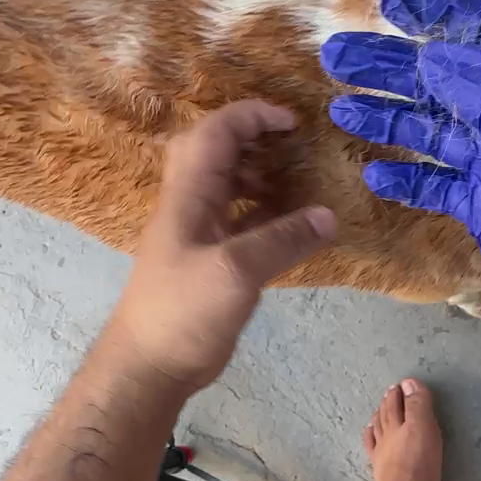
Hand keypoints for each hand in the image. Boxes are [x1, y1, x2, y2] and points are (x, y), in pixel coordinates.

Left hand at [108, 101, 336, 389]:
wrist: (151, 364)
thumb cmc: (184, 311)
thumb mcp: (237, 271)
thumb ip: (284, 240)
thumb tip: (329, 216)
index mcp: (188, 195)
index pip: (215, 133)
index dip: (251, 117)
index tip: (292, 122)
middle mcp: (190, 206)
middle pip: (214, 151)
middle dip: (251, 138)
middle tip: (290, 144)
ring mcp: (197, 235)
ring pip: (226, 187)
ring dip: (257, 175)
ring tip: (293, 183)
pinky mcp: (209, 263)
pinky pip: (238, 223)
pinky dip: (263, 215)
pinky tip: (289, 228)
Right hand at [320, 0, 480, 372]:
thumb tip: (440, 57)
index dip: (443, 12)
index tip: (394, 1)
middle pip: (446, 81)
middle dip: (393, 65)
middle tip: (338, 57)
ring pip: (434, 131)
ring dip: (389, 116)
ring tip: (343, 109)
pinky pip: (438, 184)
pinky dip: (407, 177)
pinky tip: (376, 173)